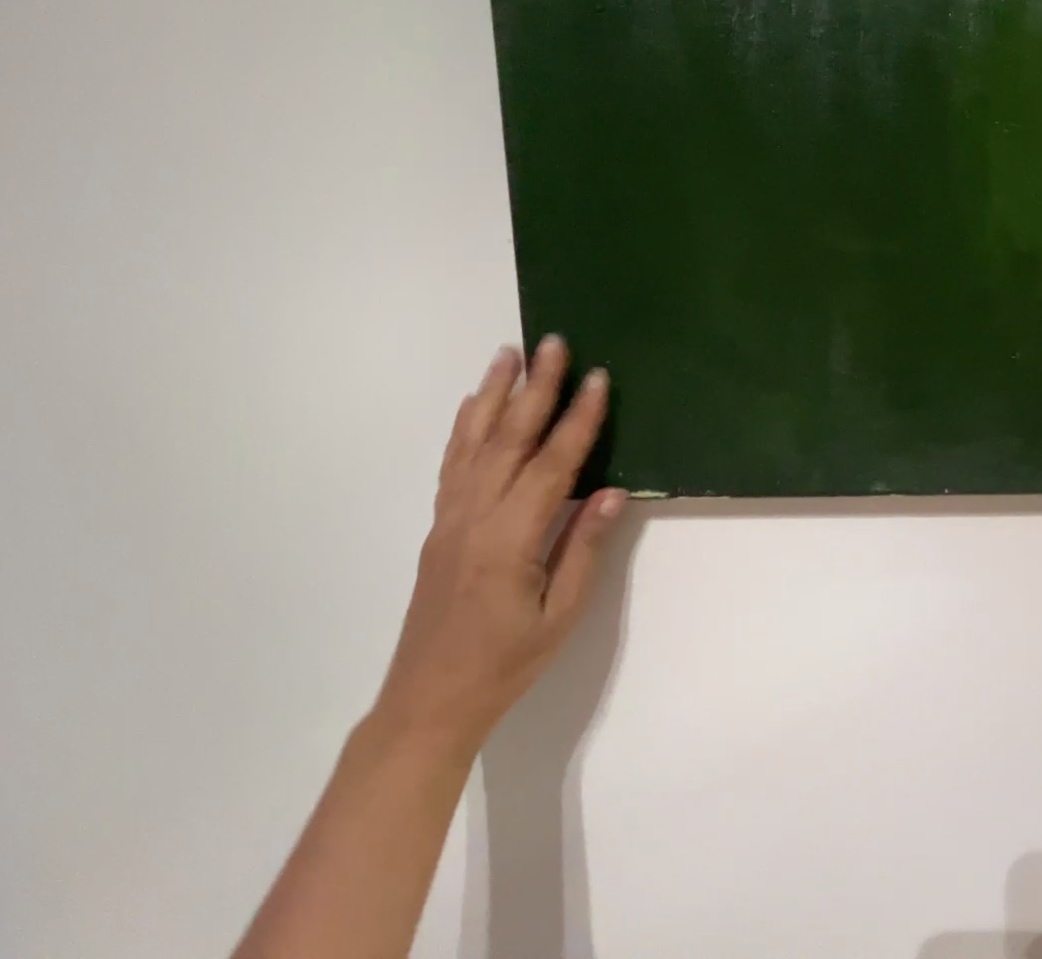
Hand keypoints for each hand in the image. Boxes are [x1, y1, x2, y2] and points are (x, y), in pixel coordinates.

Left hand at [372, 338, 626, 749]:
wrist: (430, 697)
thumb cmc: (507, 662)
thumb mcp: (561, 614)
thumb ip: (584, 548)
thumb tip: (611, 492)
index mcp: (511, 539)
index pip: (552, 465)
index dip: (578, 420)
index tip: (597, 379)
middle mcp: (475, 516)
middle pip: (509, 438)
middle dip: (536, 388)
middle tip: (554, 342)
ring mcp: (451, 518)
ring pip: (474, 442)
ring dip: (495, 393)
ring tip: (510, 352)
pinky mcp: (440, 527)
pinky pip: (453, 464)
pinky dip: (465, 427)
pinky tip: (475, 404)